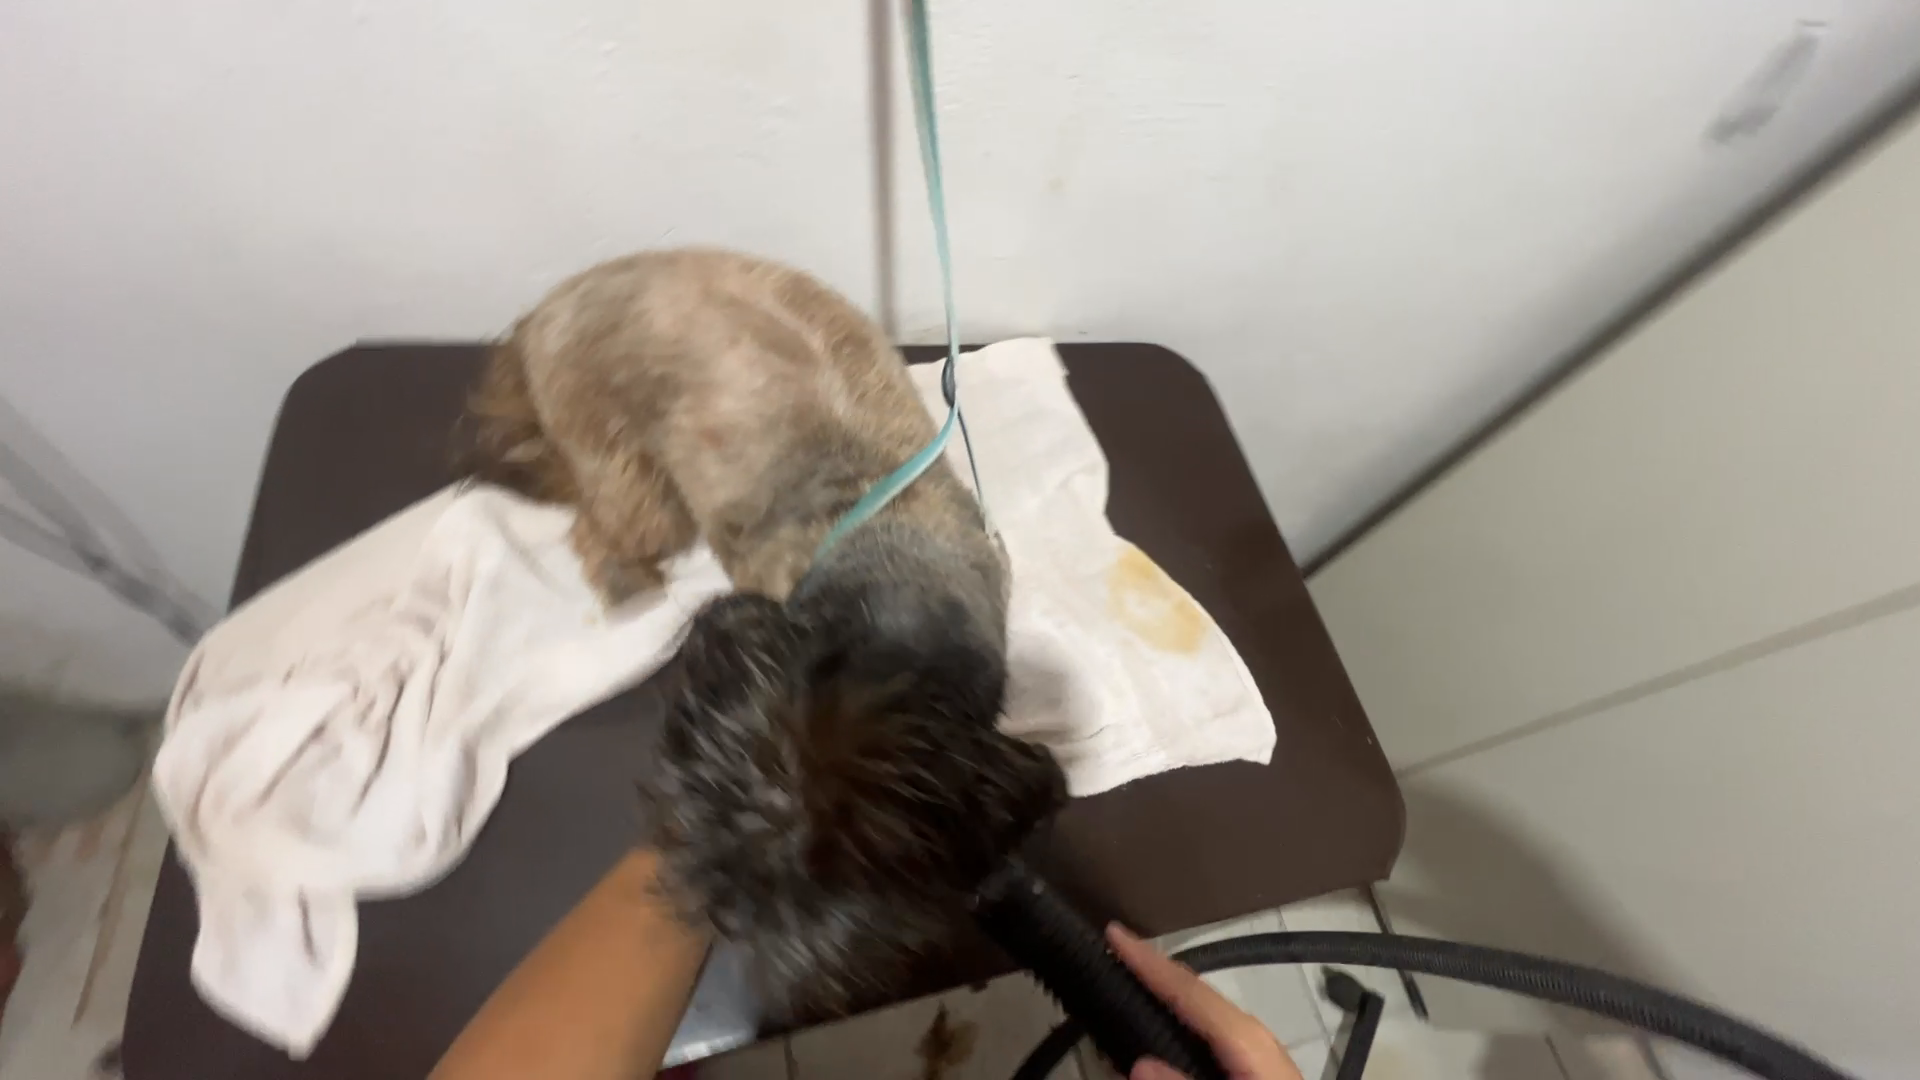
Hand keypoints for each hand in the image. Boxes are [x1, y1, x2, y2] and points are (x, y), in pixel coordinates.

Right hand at [1107, 923, 1303, 1079]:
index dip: (1150, 964)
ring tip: (1134, 983)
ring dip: (1173, 999)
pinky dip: (1190, 1027)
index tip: (1113, 932)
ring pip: (1212, 1018)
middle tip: (1116, 953)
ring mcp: (1267, 1064)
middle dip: (1160, 973)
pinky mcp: (1264, 1076)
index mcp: (1252, 1050)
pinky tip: (1171, 1035)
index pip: (1192, 994)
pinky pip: (1220, 1042)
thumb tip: (1140, 1064)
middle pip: (1203, 998)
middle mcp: (1261, 1047)